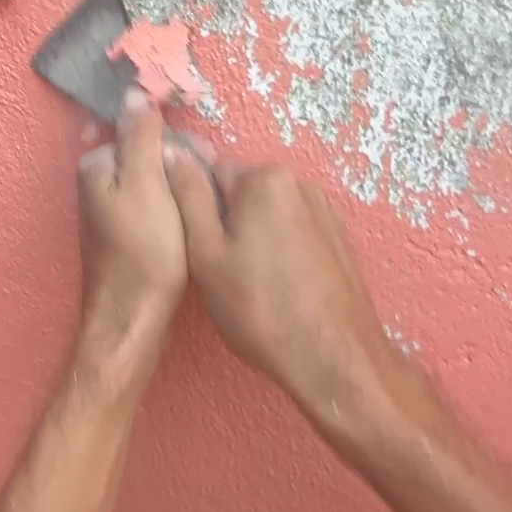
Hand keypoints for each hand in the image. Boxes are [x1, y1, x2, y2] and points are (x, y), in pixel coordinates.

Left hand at [74, 89, 188, 366]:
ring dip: (179, 180)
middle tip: (210, 175)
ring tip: (207, 196)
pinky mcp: (125, 232)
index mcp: (95, 165)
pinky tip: (192, 215)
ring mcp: (109, 209)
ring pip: (151, 178)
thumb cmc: (144, 248)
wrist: (134, 317)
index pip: (136, 128)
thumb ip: (139, 135)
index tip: (203, 152)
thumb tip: (133, 92)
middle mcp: (95, 183)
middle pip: (143, 152)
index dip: (172, 136)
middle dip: (178, 157)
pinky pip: (152, 202)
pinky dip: (173, 203)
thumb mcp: (146, 182)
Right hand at [163, 158, 405, 426]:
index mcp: (265, 178)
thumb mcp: (206, 252)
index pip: (209, 174)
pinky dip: (280, 252)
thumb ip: (188, 195)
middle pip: (241, 193)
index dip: (197, 212)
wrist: (336, 361)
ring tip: (253, 286)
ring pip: (267, 215)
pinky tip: (280, 289)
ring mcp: (325, 211)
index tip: (201, 249)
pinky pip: (293, 232)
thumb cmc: (261, 309)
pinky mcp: (339, 239)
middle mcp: (300, 183)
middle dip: (227, 224)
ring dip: (254, 239)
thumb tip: (171, 151)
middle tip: (224, 272)